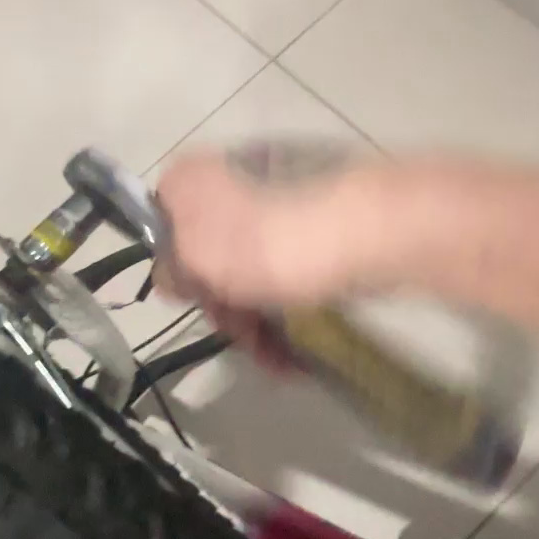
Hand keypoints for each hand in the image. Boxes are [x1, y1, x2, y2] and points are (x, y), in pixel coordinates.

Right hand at [154, 148, 396, 367]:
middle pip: (214, 254)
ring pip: (257, 268)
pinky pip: (297, 267)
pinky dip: (294, 307)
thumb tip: (173, 275)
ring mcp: (286, 192)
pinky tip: (304, 349)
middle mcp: (235, 175)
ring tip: (283, 363)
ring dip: (262, 321)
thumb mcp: (199, 258)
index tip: (203, 307)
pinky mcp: (327, 215)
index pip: (163, 228)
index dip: (181, 276)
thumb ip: (172, 268)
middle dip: (227, 307)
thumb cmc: (273, 242)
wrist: (374, 226)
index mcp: (195, 177)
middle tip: (248, 340)